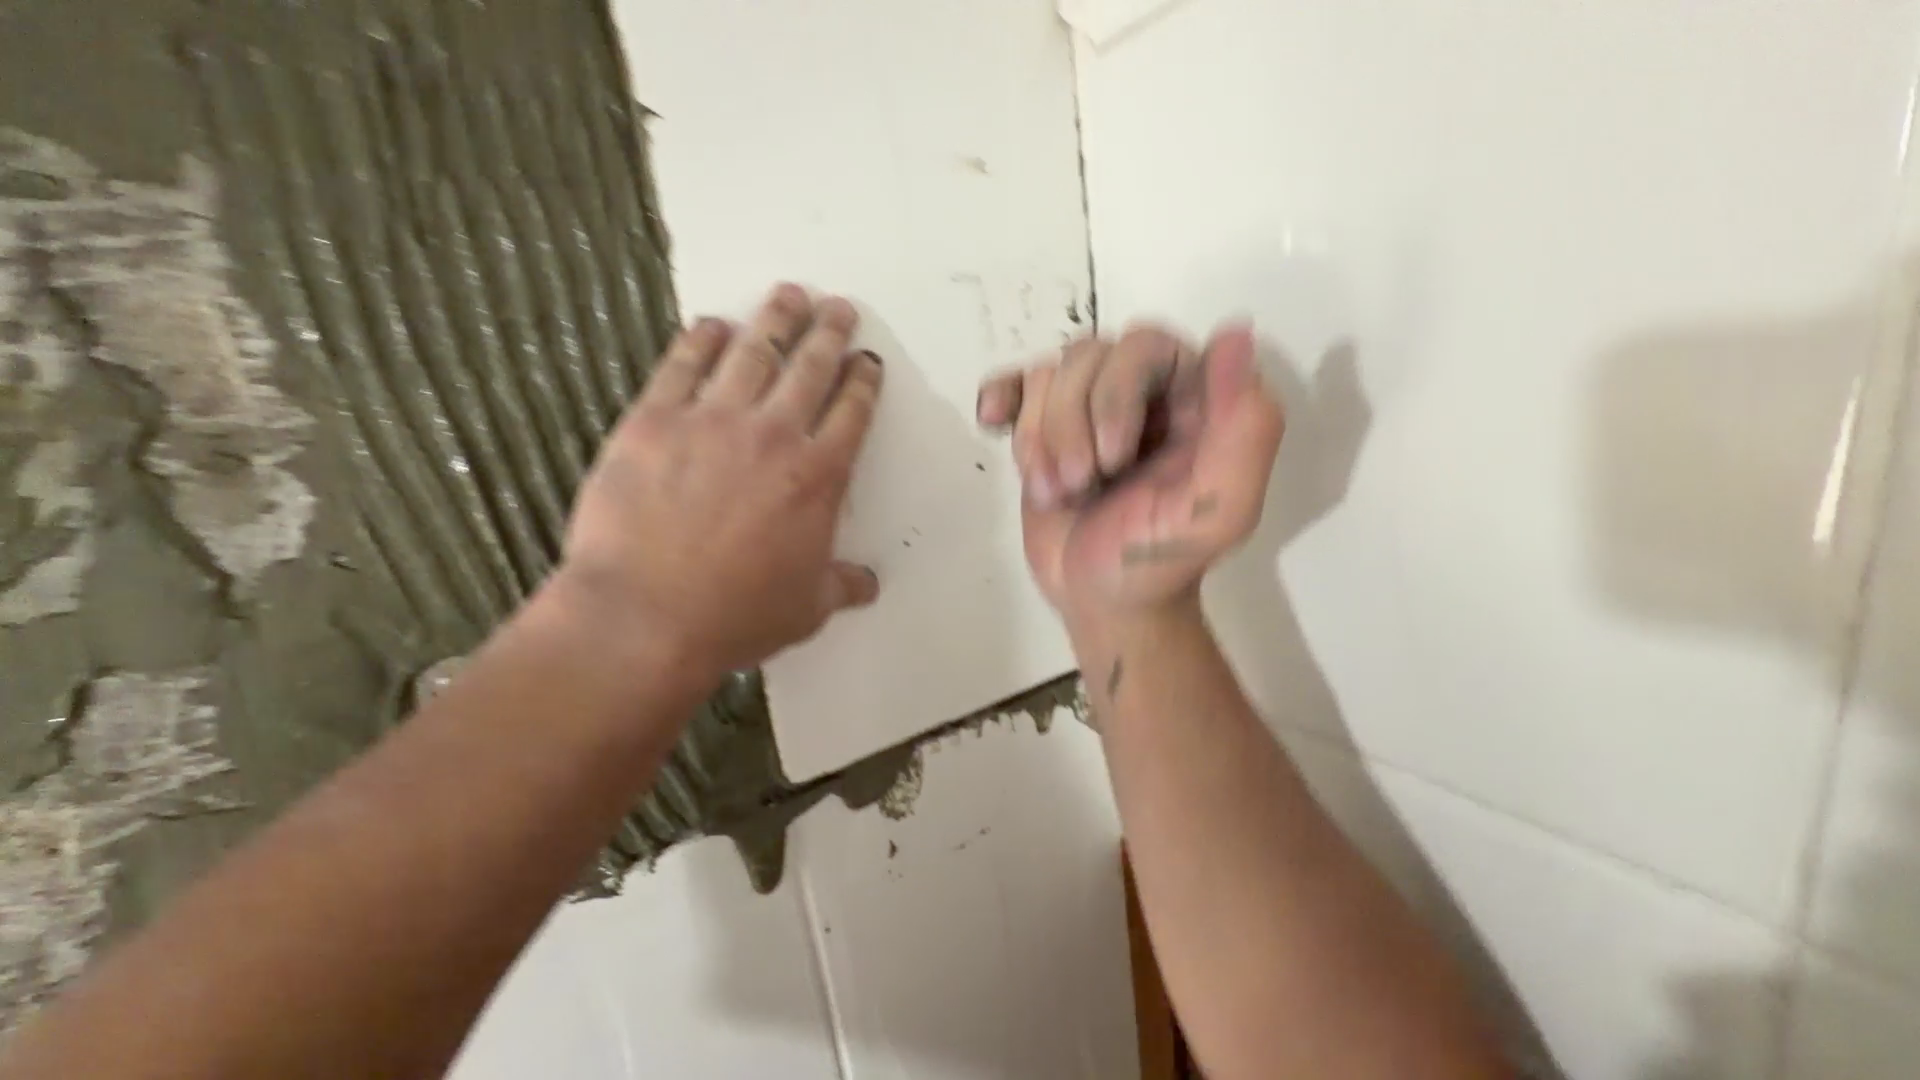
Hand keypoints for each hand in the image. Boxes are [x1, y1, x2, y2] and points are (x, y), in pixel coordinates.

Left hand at [548, 283, 882, 679]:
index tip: (866, 361)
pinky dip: (700, 339)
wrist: (645, 616)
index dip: (863, 380)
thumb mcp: (807, 608)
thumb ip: (841, 584)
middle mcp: (773, 435)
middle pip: (810, 367)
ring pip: (752, 352)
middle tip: (837, 307)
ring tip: (789, 295)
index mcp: (817, 476)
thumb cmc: (735, 616)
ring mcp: (711, 421)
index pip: (851, 411)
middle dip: (829, 333)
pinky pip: (682, 365)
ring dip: (775, 319)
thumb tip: (868, 584)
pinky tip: (711, 325)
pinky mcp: (654, 420)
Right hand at [976, 324, 1283, 625]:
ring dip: (1039, 439)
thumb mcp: (1221, 508)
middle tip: (1079, 486)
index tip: (1112, 460)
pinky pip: (1016, 382)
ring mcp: (1090, 406)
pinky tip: (993, 422)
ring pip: (1048, 374)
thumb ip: (1247, 428)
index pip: (1146, 345)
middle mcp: (1145, 389)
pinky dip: (1000, 397)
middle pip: (1087, 355)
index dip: (1115, 393)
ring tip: (1055, 492)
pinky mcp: (1048, 425)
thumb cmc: (1160, 560)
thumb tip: (1234, 333)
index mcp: (1195, 398)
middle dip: (1070, 424)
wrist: (1102, 602)